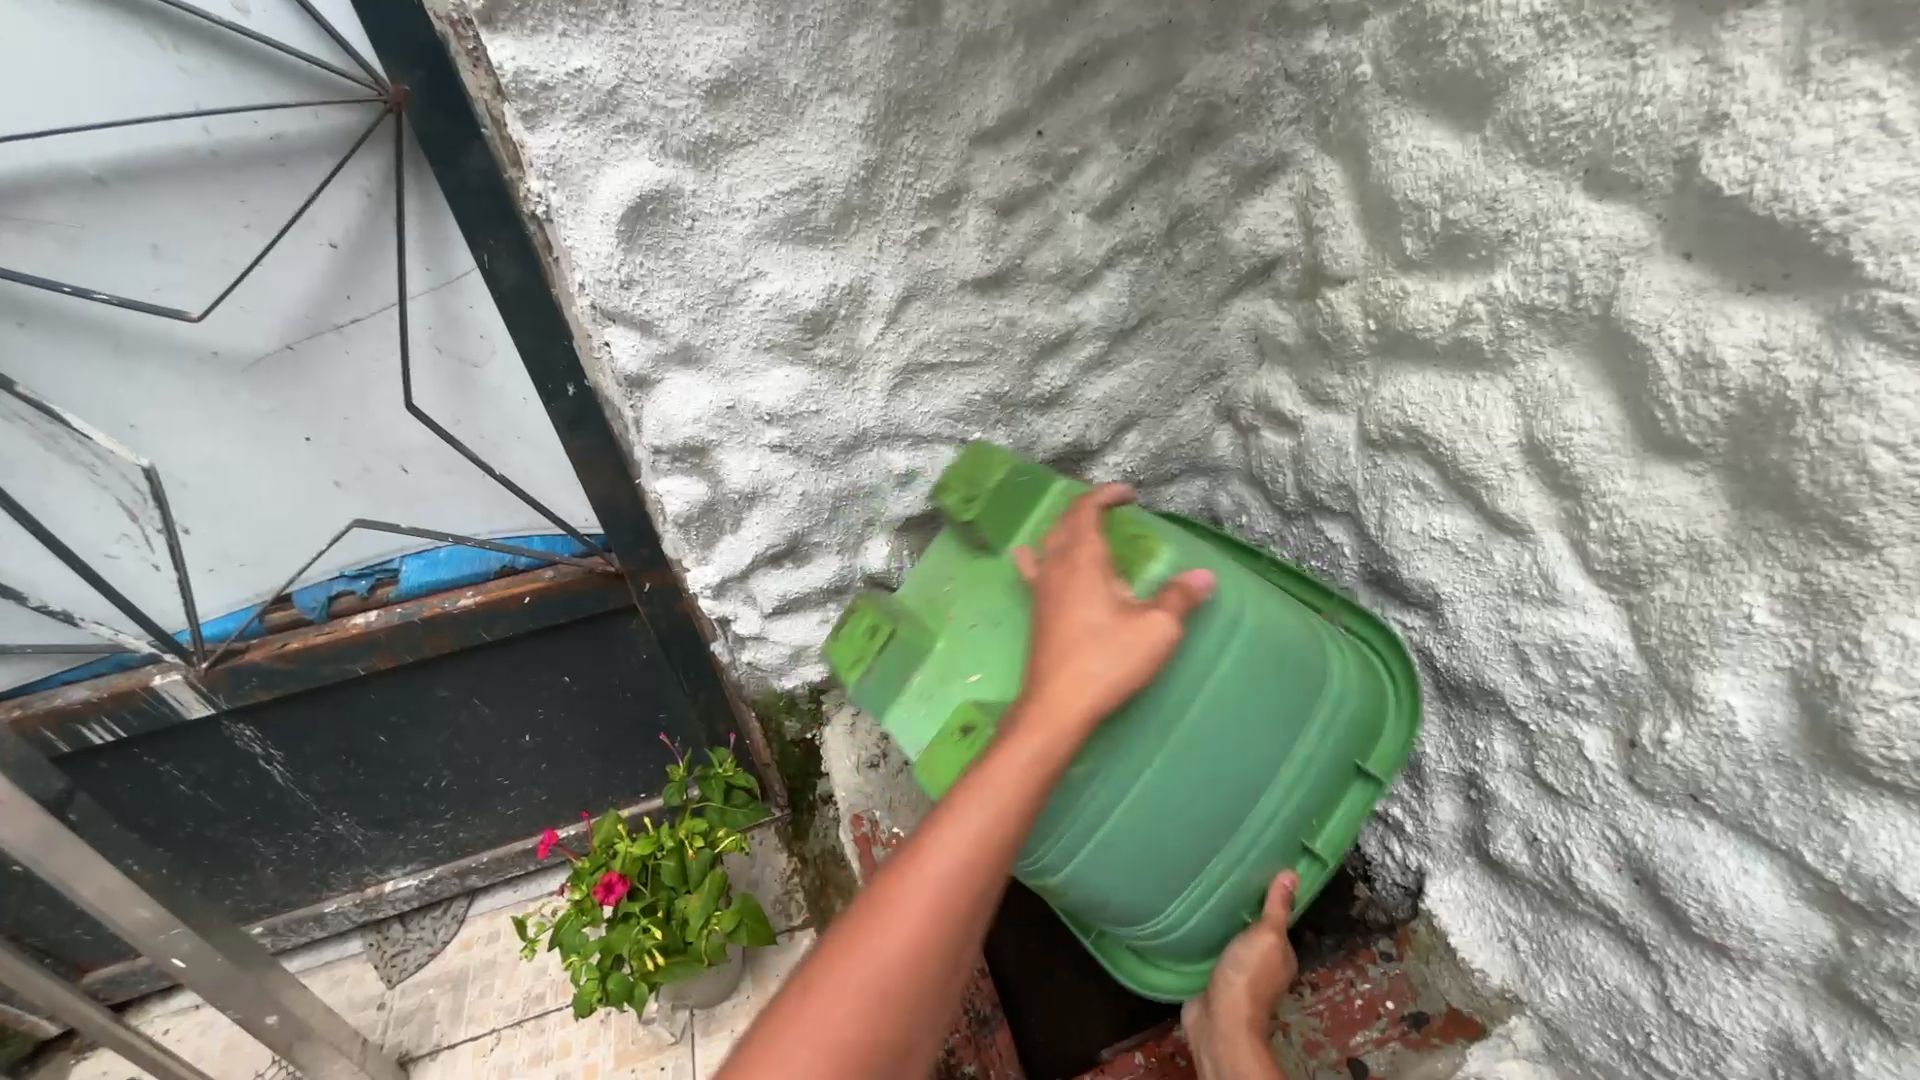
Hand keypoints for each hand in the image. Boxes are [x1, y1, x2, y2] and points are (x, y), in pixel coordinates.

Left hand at [1012, 483, 1215, 734]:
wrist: (1058, 703)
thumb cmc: (1107, 661)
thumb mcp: (1156, 629)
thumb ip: (1179, 598)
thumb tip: (1204, 576)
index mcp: (1083, 559)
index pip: (1086, 509)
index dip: (1106, 494)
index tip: (1129, 495)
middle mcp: (1056, 565)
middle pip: (1064, 522)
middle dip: (1088, 508)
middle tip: (1113, 510)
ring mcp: (1041, 588)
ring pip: (1047, 543)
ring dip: (1066, 529)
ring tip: (1086, 531)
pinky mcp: (1036, 611)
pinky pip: (1034, 568)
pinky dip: (1042, 554)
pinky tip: (1037, 560)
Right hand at [1181, 870, 1299, 1075]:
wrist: (1219, 1020)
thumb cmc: (1248, 975)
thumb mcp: (1267, 935)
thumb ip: (1276, 907)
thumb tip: (1292, 873)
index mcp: (1281, 956)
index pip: (1276, 922)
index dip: (1265, 899)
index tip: (1248, 873)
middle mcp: (1262, 965)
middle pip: (1251, 931)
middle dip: (1238, 912)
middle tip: (1218, 879)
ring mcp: (1236, 975)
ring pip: (1229, 942)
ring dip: (1219, 926)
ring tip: (1201, 895)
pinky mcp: (1212, 980)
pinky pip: (1209, 953)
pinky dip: (1203, 941)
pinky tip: (1189, 924)